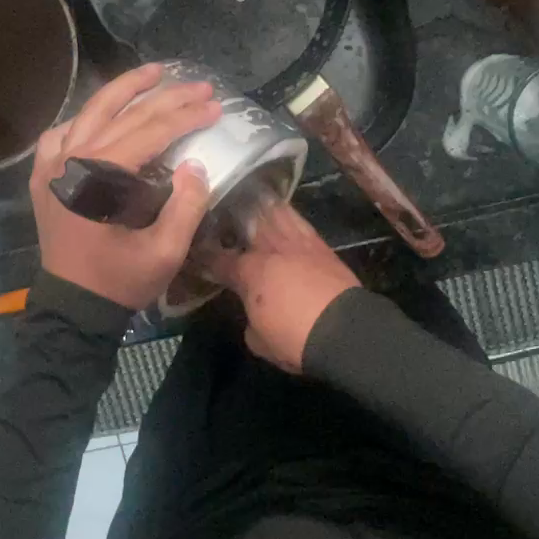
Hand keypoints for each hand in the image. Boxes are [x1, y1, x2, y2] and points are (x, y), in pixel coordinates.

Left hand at [31, 63, 222, 309]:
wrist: (73, 307)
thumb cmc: (120, 281)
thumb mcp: (165, 251)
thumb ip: (186, 205)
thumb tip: (195, 164)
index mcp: (97, 176)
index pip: (149, 131)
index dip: (186, 116)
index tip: (216, 106)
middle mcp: (69, 160)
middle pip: (122, 114)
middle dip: (165, 96)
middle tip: (200, 85)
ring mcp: (51, 166)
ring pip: (90, 112)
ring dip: (125, 90)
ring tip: (155, 73)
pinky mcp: (45, 176)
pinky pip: (62, 133)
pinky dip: (86, 118)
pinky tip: (105, 114)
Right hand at [202, 200, 359, 373]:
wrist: (344, 331)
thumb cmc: (295, 339)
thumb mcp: (258, 340)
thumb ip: (249, 319)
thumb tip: (252, 310)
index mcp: (248, 272)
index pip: (217, 259)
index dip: (203, 255)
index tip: (194, 251)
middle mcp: (269, 249)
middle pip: (244, 224)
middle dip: (228, 217)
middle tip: (217, 211)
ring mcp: (296, 243)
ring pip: (272, 213)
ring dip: (257, 205)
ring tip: (246, 198)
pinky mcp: (320, 245)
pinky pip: (298, 221)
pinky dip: (285, 212)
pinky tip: (279, 207)